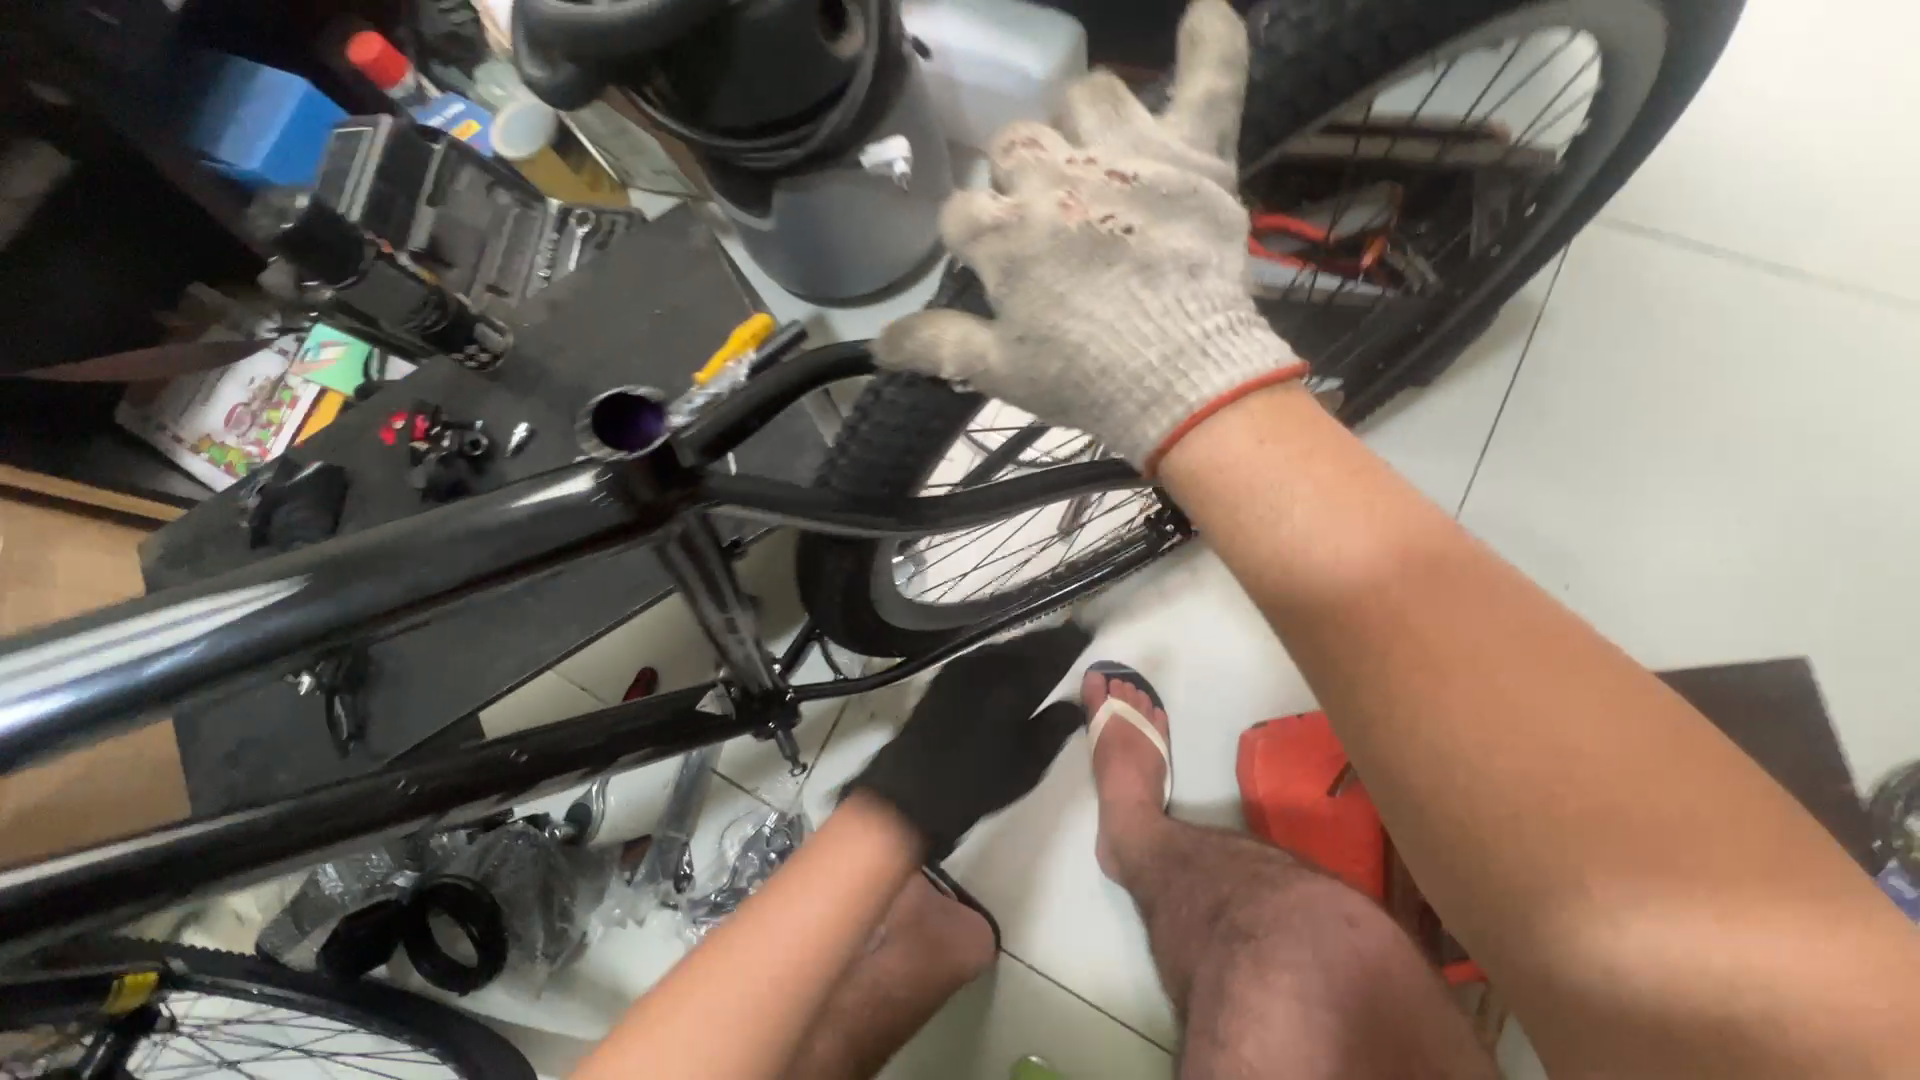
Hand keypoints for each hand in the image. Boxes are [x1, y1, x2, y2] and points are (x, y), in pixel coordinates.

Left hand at [845, 624, 1089, 860]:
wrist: (915, 788)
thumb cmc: (980, 781)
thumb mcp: (1030, 763)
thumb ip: (1056, 726)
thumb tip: (1077, 703)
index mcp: (1016, 684)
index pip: (1052, 653)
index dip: (1071, 641)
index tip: (1087, 630)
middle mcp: (990, 665)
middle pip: (1028, 644)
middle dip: (1050, 639)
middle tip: (1070, 635)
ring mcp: (964, 667)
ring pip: (1005, 647)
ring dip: (1026, 645)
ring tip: (1043, 648)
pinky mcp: (946, 675)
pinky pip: (985, 654)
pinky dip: (1003, 654)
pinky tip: (1008, 663)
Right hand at [875, 0, 1305, 475]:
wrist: (1183, 382)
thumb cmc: (1087, 380)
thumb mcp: (1000, 371)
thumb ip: (938, 346)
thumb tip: (879, 344)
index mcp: (1005, 233)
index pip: (961, 211)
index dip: (973, 236)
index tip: (992, 264)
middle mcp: (1057, 177)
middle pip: (1017, 142)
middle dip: (1021, 176)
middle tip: (1050, 222)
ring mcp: (1127, 156)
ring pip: (1089, 96)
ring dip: (1083, 122)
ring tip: (1099, 158)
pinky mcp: (1192, 155)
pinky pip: (1209, 77)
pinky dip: (1210, 43)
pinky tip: (1203, 15)